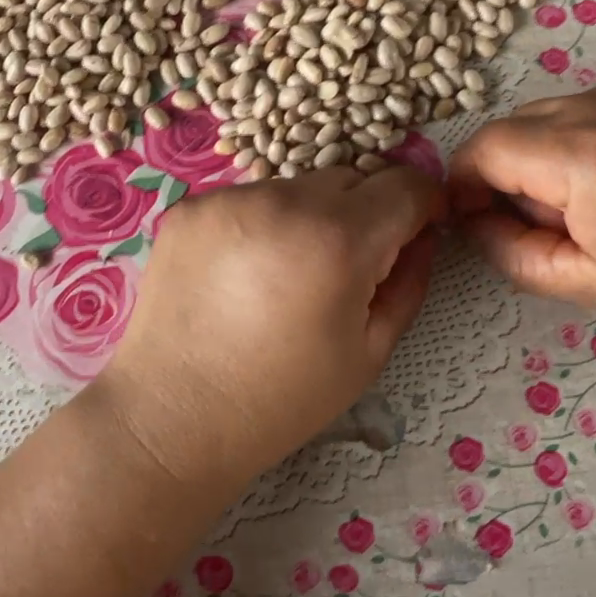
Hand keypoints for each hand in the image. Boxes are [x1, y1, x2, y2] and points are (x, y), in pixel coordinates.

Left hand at [90, 167, 443, 487]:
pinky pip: (249, 199)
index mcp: (339, 240)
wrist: (171, 418)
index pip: (405, 185)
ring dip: (309, 216)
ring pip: (297, 187)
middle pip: (351, 178)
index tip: (416, 230)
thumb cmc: (281, 399)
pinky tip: (241, 272)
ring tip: (285, 273)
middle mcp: (285, 201)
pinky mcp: (190, 205)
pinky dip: (261, 223)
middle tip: (345, 266)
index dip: (422, 205)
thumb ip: (409, 282)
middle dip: (365, 212)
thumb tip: (423, 235)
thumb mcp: (369, 352)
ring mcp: (230, 198)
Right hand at [447, 79, 595, 339]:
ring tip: (588, 208)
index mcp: (578, 155)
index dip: (464, 185)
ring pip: (552, 114)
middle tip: (538, 226)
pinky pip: (593, 108)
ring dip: (542, 155)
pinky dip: (582, 140)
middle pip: (513, 126)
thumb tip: (477, 224)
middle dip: (503, 172)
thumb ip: (515, 254)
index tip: (476, 223)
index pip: (483, 148)